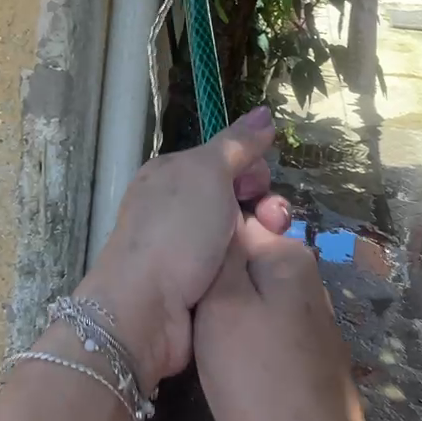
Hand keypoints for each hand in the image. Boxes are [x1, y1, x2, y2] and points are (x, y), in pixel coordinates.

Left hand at [75, 108, 288, 384]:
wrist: (147, 308)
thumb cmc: (176, 230)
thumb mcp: (207, 173)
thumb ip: (237, 144)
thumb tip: (265, 112)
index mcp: (172, 174)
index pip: (226, 161)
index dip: (252, 171)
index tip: (260, 188)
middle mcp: (176, 207)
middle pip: (238, 199)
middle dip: (264, 208)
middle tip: (274, 223)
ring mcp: (186, 248)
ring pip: (242, 236)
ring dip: (262, 241)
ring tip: (269, 253)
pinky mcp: (198, 286)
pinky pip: (237, 268)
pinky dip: (251, 270)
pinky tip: (263, 278)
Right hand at [193, 217, 406, 420]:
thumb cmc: (254, 373)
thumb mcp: (221, 302)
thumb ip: (221, 252)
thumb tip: (223, 214)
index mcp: (287, 255)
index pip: (233, 224)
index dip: (203, 246)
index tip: (183, 272)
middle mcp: (308, 277)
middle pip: (245, 260)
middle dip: (217, 280)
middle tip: (192, 311)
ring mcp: (314, 316)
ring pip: (255, 295)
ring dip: (231, 310)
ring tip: (209, 339)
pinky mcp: (313, 351)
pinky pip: (269, 324)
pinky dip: (249, 335)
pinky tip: (238, 363)